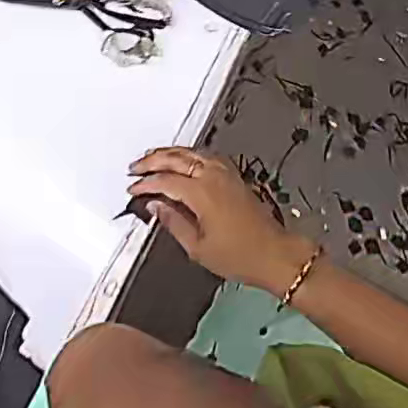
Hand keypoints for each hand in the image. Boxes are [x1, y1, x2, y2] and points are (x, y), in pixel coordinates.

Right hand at [128, 147, 318, 294]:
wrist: (273, 253)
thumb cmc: (239, 255)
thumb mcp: (198, 247)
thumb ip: (173, 222)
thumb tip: (156, 206)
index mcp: (201, 192)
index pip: (164, 180)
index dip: (146, 184)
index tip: (134, 190)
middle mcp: (212, 175)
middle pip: (174, 158)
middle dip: (151, 161)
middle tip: (135, 168)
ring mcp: (223, 171)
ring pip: (189, 152)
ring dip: (167, 153)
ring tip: (151, 158)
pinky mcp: (231, 173)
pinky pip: (202, 154)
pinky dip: (186, 153)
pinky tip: (180, 158)